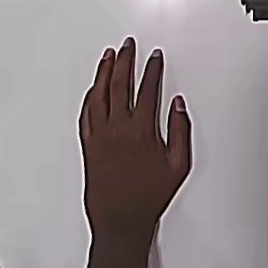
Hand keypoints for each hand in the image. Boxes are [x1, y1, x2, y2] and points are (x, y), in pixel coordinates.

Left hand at [78, 38, 191, 241]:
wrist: (120, 222)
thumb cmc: (148, 196)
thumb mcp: (178, 166)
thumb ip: (180, 131)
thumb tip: (178, 105)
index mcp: (141, 130)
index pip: (147, 89)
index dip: (151, 69)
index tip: (154, 57)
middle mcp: (118, 128)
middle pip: (119, 84)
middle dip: (126, 60)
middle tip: (128, 45)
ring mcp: (100, 135)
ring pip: (100, 93)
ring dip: (105, 71)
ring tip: (109, 55)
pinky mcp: (88, 144)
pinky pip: (86, 112)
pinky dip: (90, 95)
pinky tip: (94, 86)